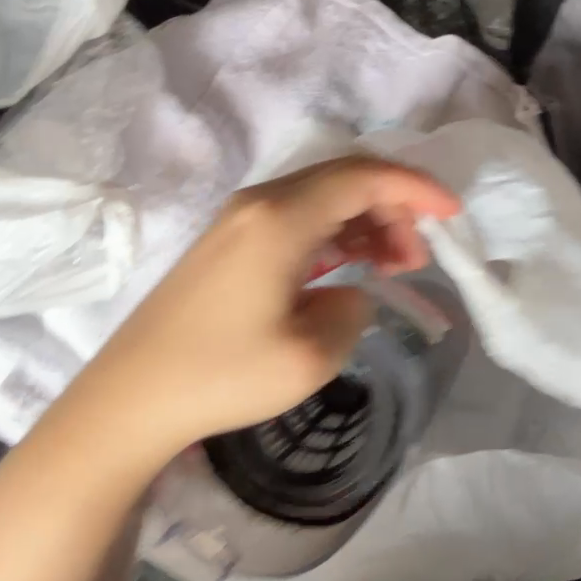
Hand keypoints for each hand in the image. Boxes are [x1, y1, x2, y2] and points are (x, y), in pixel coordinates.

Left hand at [57, 155, 460, 463]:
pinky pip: (300, 215)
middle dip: (395, 207)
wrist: (127, 402)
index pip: (365, 177)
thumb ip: (353, 307)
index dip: (416, 188)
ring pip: (324, 196)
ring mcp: (240, 218)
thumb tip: (347, 289)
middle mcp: (261, 202)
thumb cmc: (221, 376)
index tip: (452, 215)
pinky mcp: (229, 240)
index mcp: (282, 218)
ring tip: (394, 265)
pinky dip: (337, 231)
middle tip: (419, 258)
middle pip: (346, 179)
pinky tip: (351, 266)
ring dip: (367, 220)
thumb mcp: (312, 354)